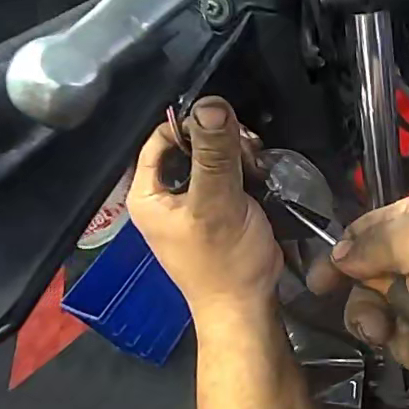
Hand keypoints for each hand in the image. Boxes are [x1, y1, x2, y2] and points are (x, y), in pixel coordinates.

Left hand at [127, 98, 280, 322]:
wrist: (247, 304)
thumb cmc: (224, 260)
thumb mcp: (216, 203)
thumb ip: (213, 155)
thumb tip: (210, 104)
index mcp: (147, 193)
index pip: (161, 139)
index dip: (191, 127)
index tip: (225, 127)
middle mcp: (166, 193)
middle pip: (191, 144)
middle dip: (221, 141)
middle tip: (247, 148)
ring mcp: (195, 200)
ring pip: (214, 157)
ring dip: (238, 154)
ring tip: (256, 163)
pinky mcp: (221, 206)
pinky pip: (230, 173)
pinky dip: (246, 168)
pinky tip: (260, 172)